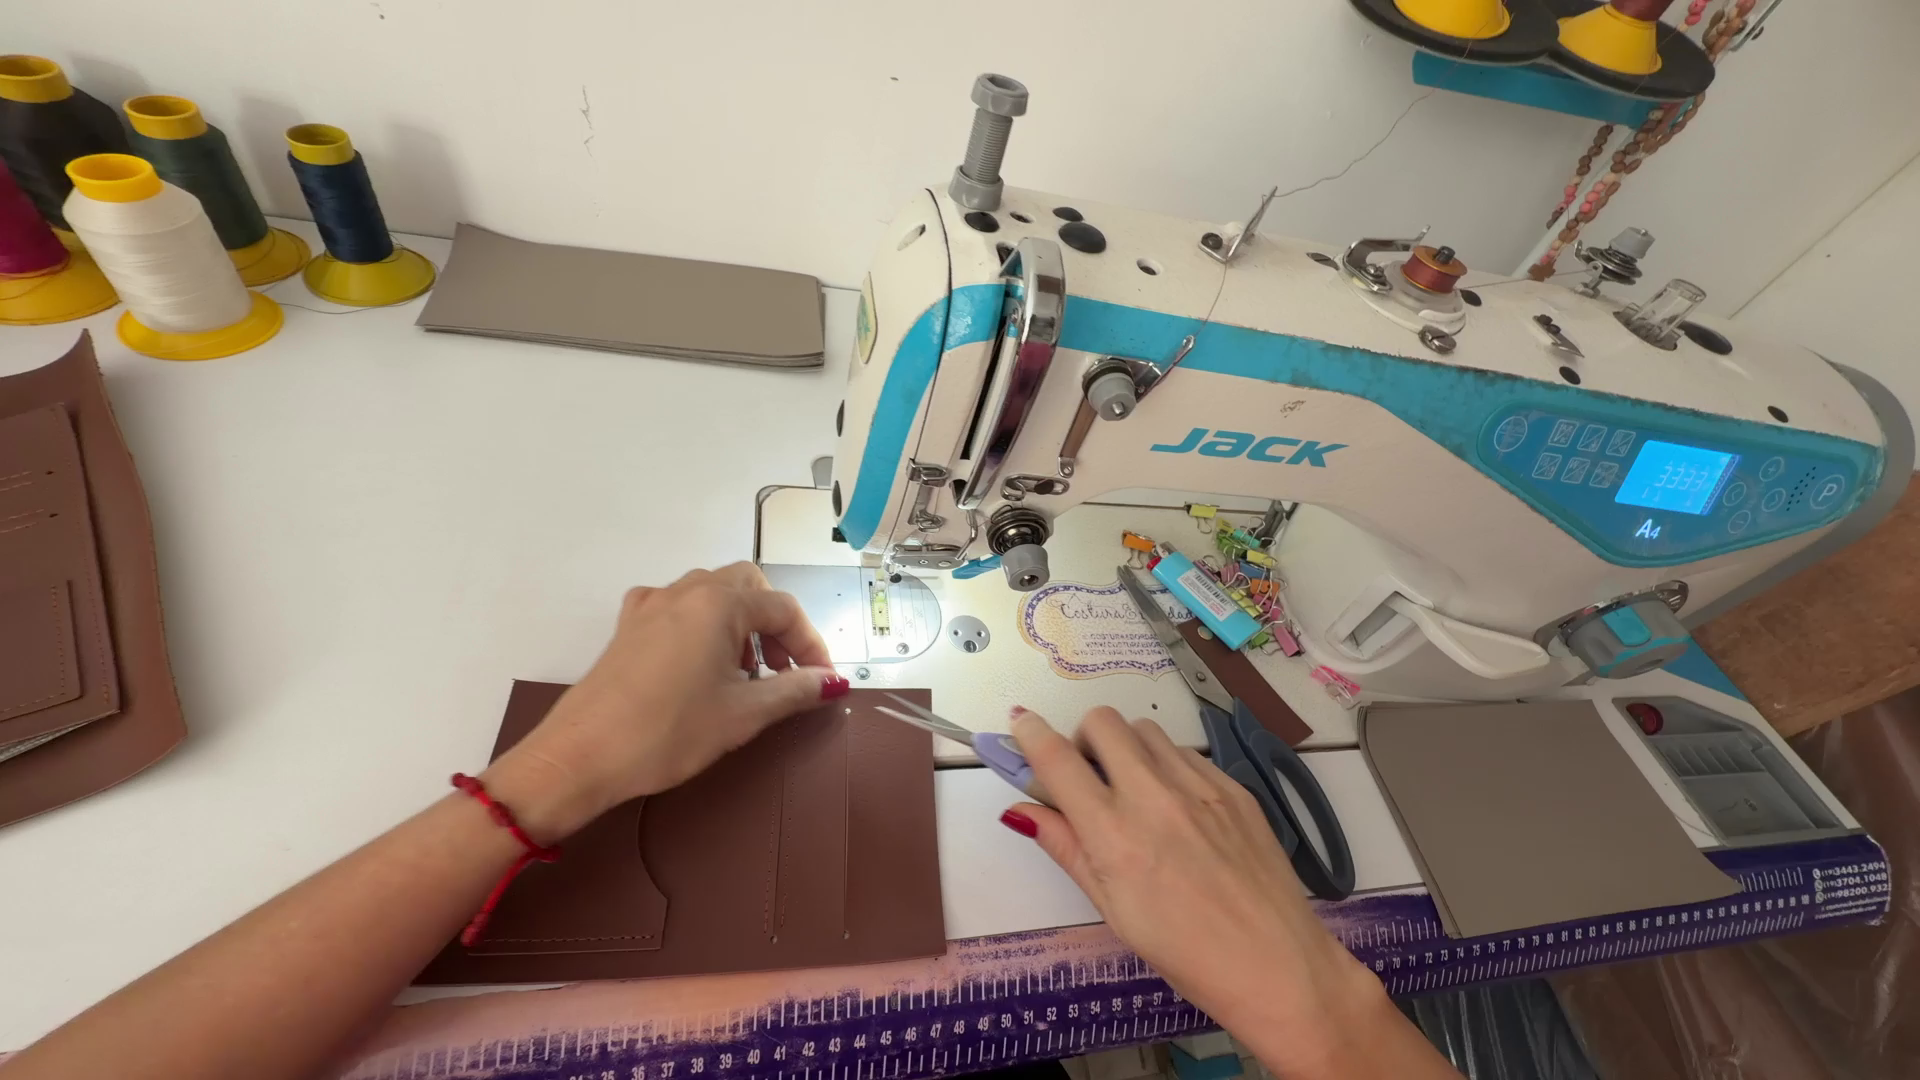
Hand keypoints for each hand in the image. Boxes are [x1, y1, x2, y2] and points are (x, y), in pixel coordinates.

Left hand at [483, 563, 845, 840]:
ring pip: (714, 592)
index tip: (822, 681)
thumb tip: (833, 683)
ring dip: (741, 623)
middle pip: (751, 587)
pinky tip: (699, 659)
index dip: (812, 645)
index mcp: (720, 603)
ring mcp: (653, 604)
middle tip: (784, 670)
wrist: (579, 758)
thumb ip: (794, 691)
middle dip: (776, 624)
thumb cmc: (668, 732)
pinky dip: (703, 624)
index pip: (785, 610)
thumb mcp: (742, 714)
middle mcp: (688, 590)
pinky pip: (678, 606)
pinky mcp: (629, 625)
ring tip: (745, 672)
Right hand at [1004, 708, 1448, 1077]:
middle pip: (1101, 721)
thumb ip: (1065, 847)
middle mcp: (1153, 795)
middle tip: (1091, 775)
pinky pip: (1185, 752)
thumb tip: (1020, 811)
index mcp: (1114, 833)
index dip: (1030, 732)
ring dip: (1127, 748)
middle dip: (1084, 738)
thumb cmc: (1183, 951)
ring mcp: (1199, 785)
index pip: (1057, 758)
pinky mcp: (1233, 786)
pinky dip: (1167, 766)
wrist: (1278, 966)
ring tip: (1137, 791)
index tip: (1020, 722)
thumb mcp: (1112, 907)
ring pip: (1144, 730)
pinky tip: (1180, 809)